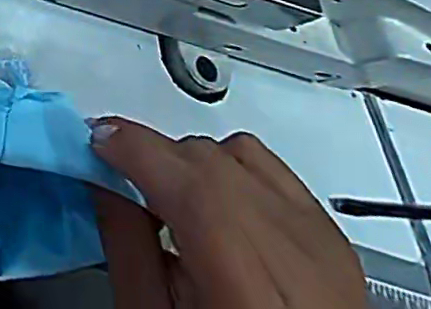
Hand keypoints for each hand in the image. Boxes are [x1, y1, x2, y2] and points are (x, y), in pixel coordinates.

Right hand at [89, 119, 368, 308]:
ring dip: (191, 161)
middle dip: (156, 156)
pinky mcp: (332, 237)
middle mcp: (305, 267)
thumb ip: (127, 246)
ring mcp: (325, 247)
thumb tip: (103, 173)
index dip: (140, 151)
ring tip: (170, 197)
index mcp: (255, 300)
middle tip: (118, 170)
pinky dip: (230, 166)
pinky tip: (212, 198)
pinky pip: (270, 166)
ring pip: (240, 153)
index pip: (198, 193)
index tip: (98, 138)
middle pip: (214, 166)